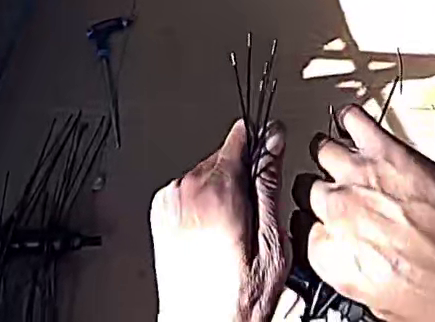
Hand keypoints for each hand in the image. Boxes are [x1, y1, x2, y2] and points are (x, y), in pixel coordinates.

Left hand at [151, 118, 289, 321]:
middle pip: (223, 157)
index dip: (258, 145)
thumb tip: (274, 140)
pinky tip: (208, 234)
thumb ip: (270, 183)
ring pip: (206, 173)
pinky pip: (188, 189)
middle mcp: (189, 187)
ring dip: (219, 191)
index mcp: (218, 190)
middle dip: (239, 177)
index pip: (240, 137)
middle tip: (249, 217)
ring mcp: (171, 198)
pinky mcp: (161, 209)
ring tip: (227, 232)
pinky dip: (200, 203)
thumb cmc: (237, 298)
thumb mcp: (271, 241)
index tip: (266, 154)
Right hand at [298, 104, 434, 321]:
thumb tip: (349, 259)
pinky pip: (350, 117)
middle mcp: (344, 213)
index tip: (332, 228)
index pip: (307, 234)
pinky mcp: (387, 148)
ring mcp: (363, 176)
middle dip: (327, 194)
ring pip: (322, 150)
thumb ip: (355, 275)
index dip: (324, 232)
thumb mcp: (390, 310)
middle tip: (345, 198)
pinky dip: (349, 120)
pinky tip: (356, 129)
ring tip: (347, 162)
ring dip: (333, 157)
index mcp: (340, 261)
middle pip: (311, 189)